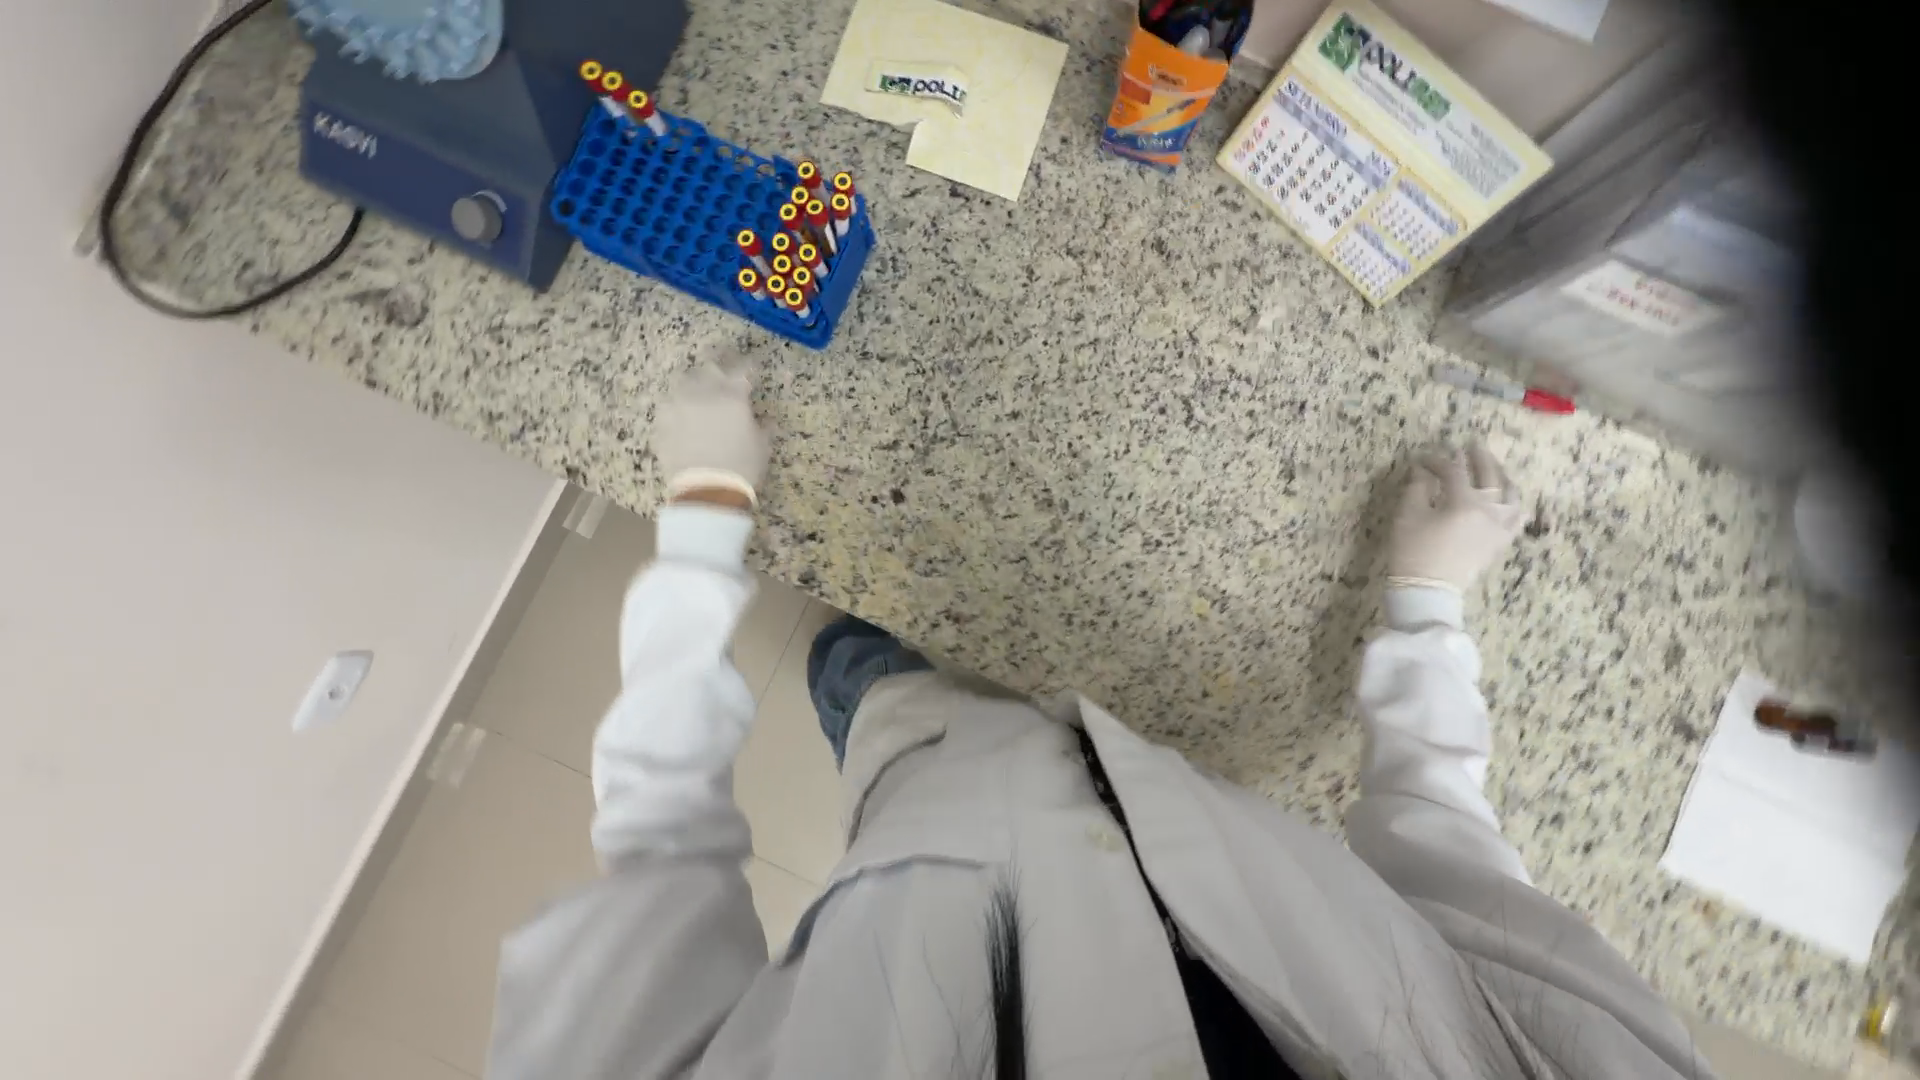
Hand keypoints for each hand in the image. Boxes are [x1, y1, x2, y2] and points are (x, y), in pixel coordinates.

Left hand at [651, 359, 770, 506]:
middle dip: (719, 368)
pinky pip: (669, 406)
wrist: (706, 492)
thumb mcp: (763, 446)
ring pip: (684, 381)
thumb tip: (767, 419)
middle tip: (725, 375)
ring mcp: (677, 405)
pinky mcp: (661, 422)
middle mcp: (702, 392)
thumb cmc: (742, 467)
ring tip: (699, 393)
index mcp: (732, 395)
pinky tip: (683, 416)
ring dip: (695, 384)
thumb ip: (764, 426)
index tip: (752, 368)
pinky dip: (677, 407)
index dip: (749, 366)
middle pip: (710, 367)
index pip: (742, 369)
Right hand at [1386, 440, 1526, 591]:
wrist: (1428, 589)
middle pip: (1489, 476)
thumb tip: (1422, 470)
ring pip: (1511, 494)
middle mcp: (1490, 510)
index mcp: (1464, 502)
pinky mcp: (1501, 541)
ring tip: (1494, 468)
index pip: (1452, 471)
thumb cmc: (1413, 551)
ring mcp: (1500, 527)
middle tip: (1471, 446)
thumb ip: (1417, 488)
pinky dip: (1514, 503)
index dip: (1437, 461)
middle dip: (1479, 458)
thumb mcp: (1407, 516)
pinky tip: (1509, 499)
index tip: (1422, 458)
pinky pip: (1517, 517)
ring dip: (1502, 476)